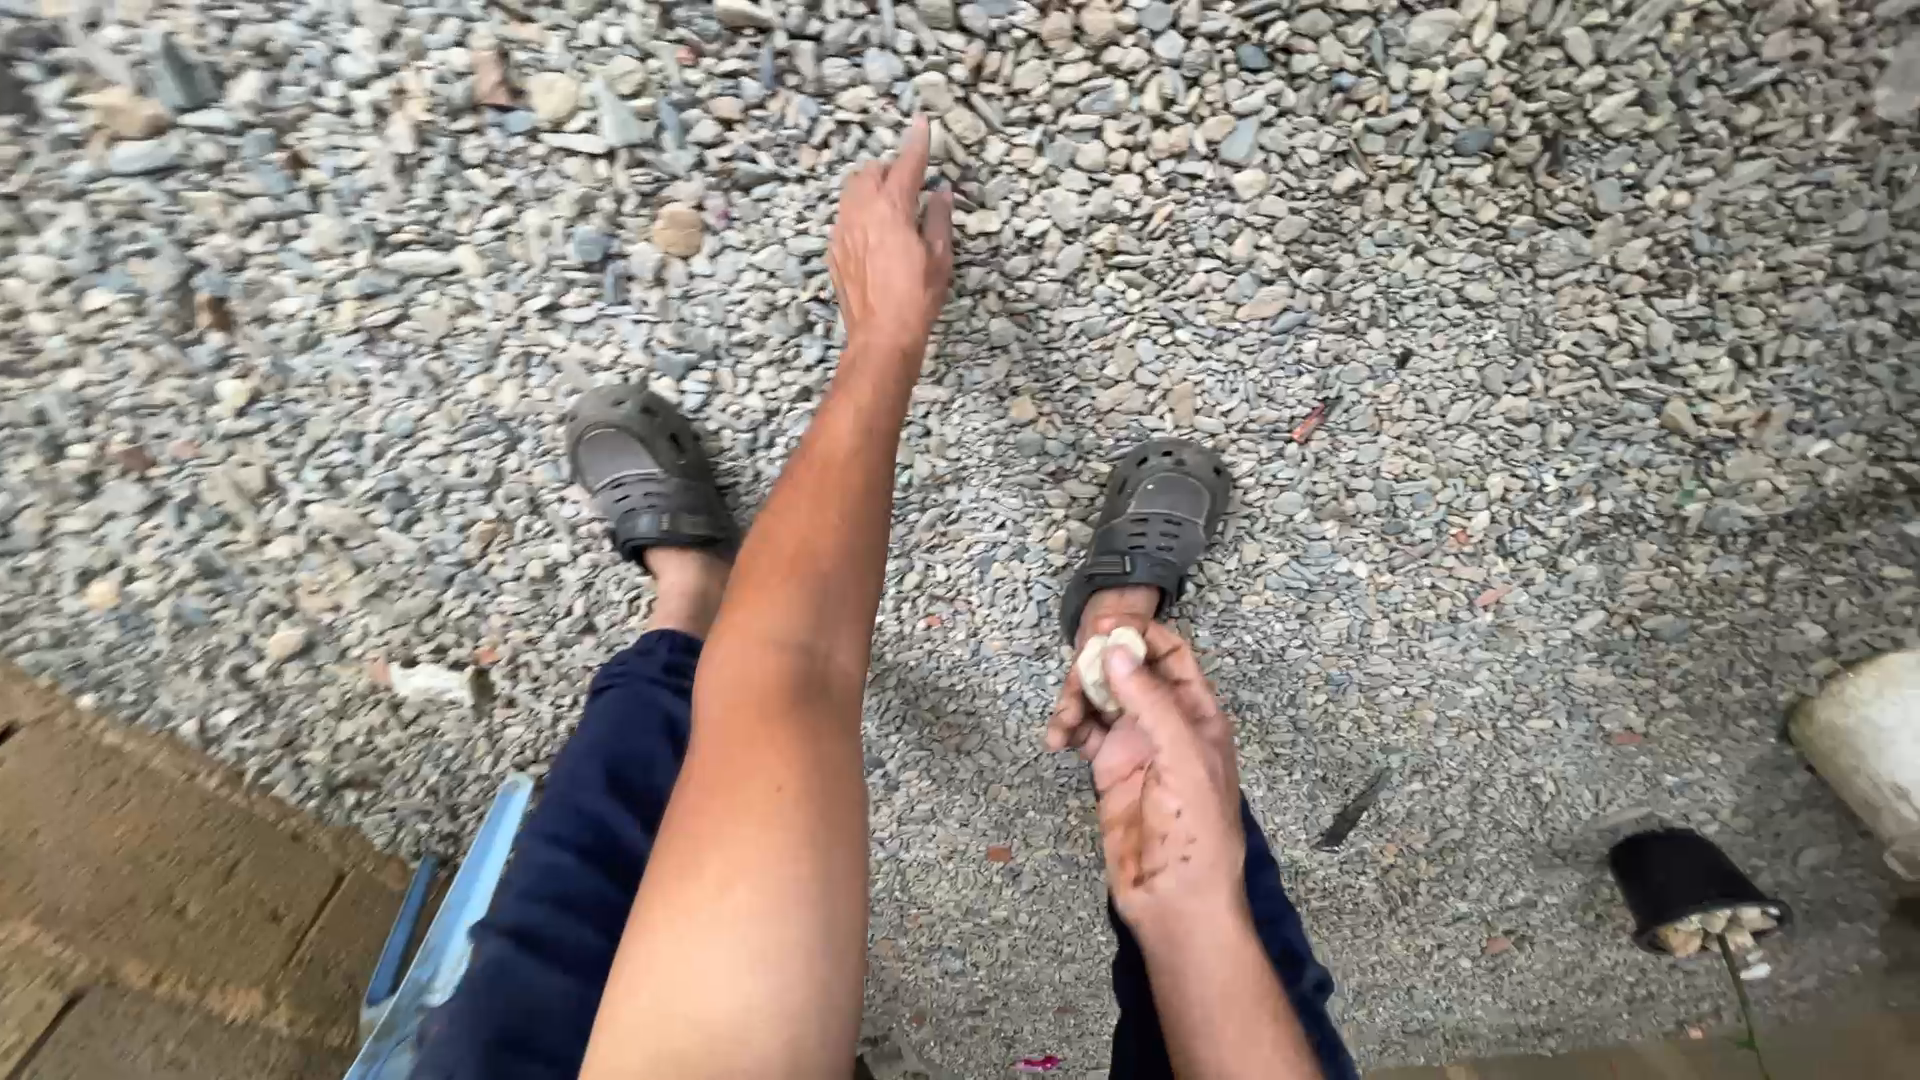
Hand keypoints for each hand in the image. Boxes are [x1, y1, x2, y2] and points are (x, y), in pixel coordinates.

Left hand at [827, 115, 953, 357]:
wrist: (881, 337)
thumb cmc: (916, 299)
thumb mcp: (940, 258)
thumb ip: (939, 218)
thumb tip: (940, 194)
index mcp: (891, 208)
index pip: (906, 164)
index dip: (917, 142)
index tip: (922, 124)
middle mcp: (861, 212)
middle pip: (871, 172)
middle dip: (890, 170)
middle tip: (909, 183)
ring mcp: (842, 232)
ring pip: (852, 192)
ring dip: (872, 190)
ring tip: (890, 208)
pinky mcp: (834, 252)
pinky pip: (845, 219)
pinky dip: (860, 216)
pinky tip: (875, 236)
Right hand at [1081, 623, 1247, 935]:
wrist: (1173, 900)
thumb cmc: (1195, 829)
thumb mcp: (1182, 758)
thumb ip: (1150, 701)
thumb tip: (1113, 651)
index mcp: (1196, 712)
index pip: (1171, 654)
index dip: (1140, 635)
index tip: (1102, 628)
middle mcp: (1164, 720)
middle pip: (1126, 670)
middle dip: (1096, 668)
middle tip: (1073, 680)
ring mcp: (1134, 742)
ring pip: (1099, 697)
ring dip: (1075, 699)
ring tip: (1061, 723)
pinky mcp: (1107, 766)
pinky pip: (1082, 730)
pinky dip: (1065, 728)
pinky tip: (1055, 741)